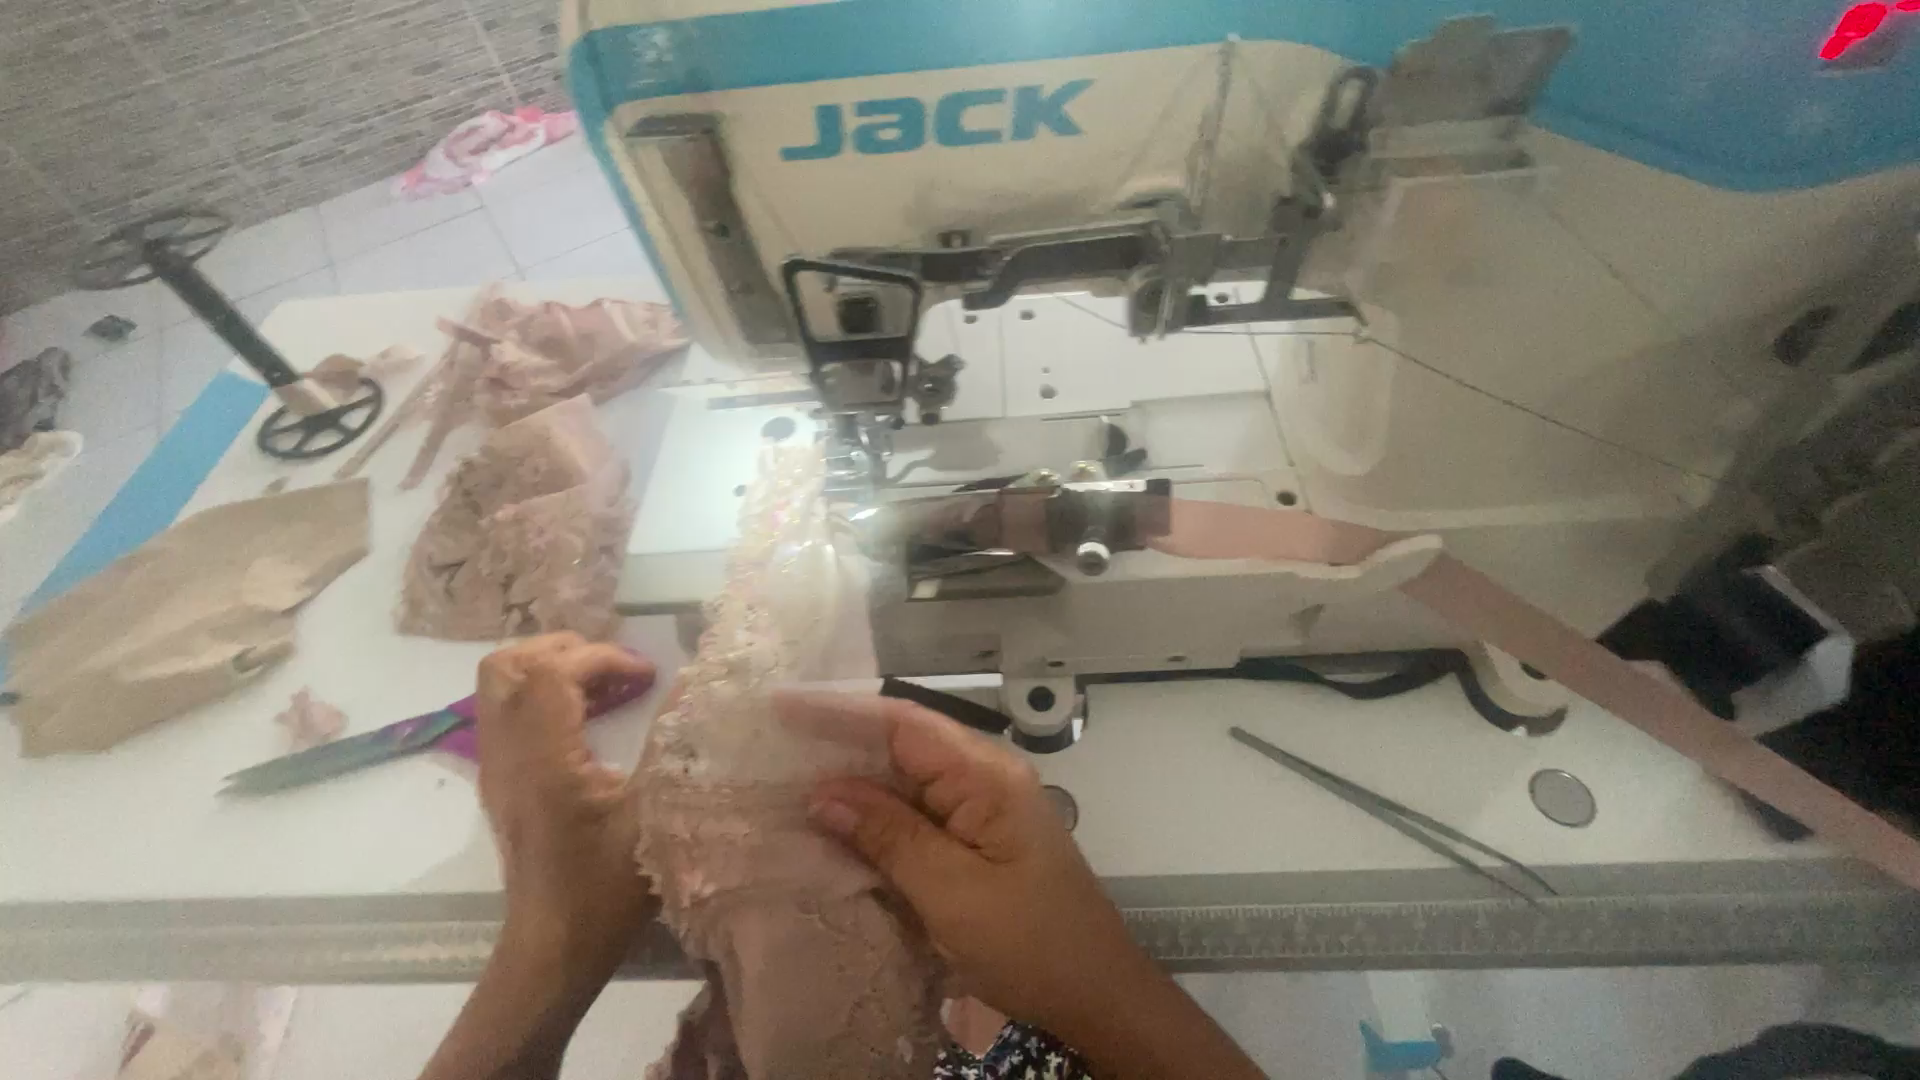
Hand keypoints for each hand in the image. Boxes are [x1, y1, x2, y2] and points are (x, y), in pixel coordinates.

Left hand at [474, 634, 656, 978]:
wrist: (553, 949)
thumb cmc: (608, 887)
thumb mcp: (655, 812)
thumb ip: (671, 741)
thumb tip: (692, 682)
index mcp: (542, 761)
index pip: (552, 673)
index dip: (603, 657)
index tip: (650, 675)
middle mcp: (507, 757)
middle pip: (507, 667)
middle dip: (566, 649)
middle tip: (617, 667)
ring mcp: (497, 769)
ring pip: (500, 686)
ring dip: (552, 668)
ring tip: (607, 684)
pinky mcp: (501, 782)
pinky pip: (509, 712)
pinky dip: (545, 694)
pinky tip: (592, 716)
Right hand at [784, 689, 1266, 1079]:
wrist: (1097, 993)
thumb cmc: (1030, 942)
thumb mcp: (951, 892)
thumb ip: (888, 835)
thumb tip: (822, 792)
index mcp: (985, 774)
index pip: (903, 723)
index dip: (840, 711)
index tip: (783, 705)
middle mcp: (985, 775)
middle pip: (903, 742)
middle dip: (840, 740)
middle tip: (775, 741)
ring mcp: (983, 805)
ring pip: (907, 777)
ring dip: (854, 778)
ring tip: (790, 774)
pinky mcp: (977, 836)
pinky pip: (918, 811)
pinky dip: (877, 814)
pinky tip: (838, 821)